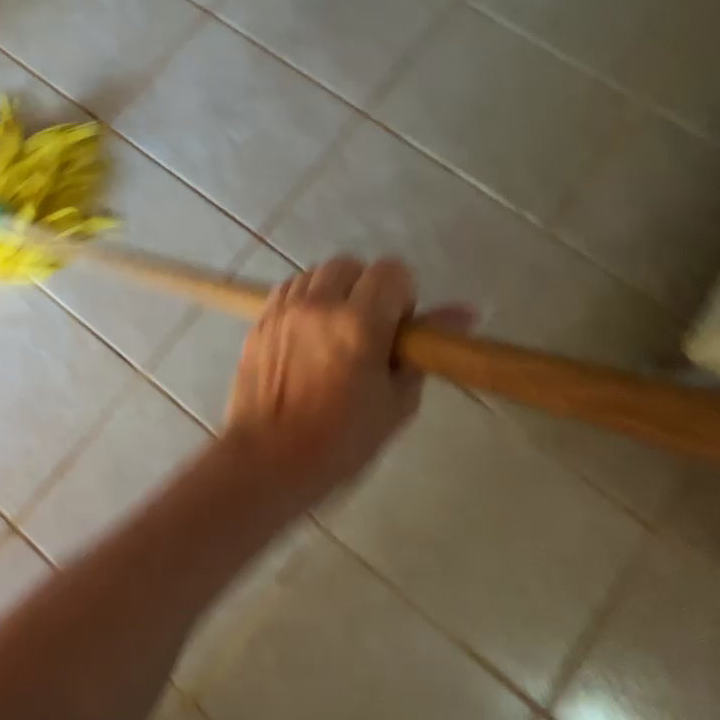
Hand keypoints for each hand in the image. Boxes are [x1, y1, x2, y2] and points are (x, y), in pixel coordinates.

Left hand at [222, 256, 475, 503]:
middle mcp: (313, 306)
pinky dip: (303, 302)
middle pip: (346, 265)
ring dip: (331, 292)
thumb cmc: (343, 437)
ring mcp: (279, 312)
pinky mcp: (256, 323)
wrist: (270, 454)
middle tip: (372, 329)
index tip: (400, 327)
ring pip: (311, 275)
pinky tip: (310, 338)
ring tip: (338, 334)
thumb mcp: (398, 399)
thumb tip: (462, 312)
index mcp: (355, 322)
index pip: (390, 271)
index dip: (403, 295)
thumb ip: (422, 348)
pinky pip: (285, 293)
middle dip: (366, 288)